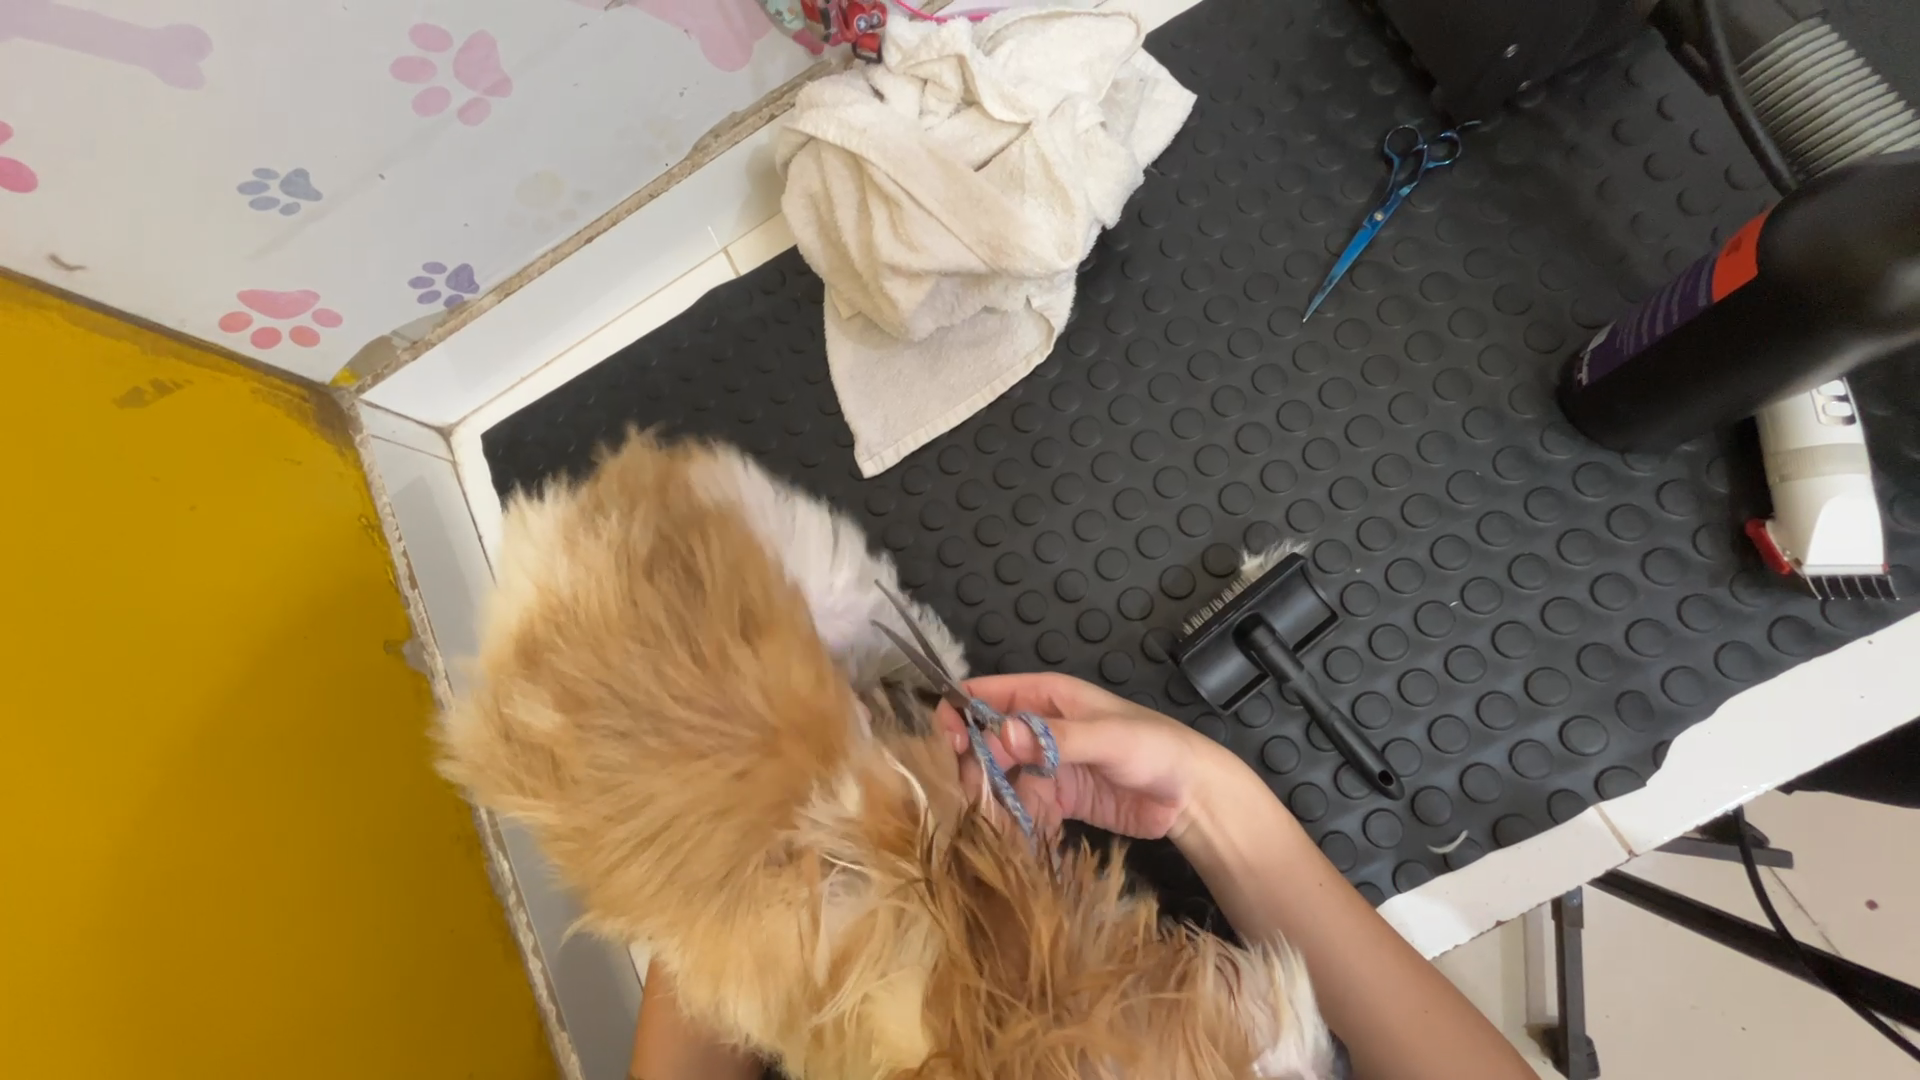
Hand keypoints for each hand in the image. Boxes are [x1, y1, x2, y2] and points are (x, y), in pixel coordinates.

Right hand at [934, 673, 1246, 841]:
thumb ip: (1056, 738)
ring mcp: (1043, 766)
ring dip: (992, 801)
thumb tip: (1001, 734)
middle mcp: (1036, 728)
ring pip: (997, 778)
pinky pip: (1020, 809)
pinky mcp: (1054, 800)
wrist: (1191, 796)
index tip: (952, 746)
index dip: (960, 714)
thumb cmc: (1154, 748)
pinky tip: (1027, 839)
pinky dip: (1016, 824)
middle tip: (979, 797)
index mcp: (1044, 697)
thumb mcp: (1109, 738)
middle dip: (974, 767)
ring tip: (1001, 825)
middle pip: (982, 741)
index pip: (984, 694)